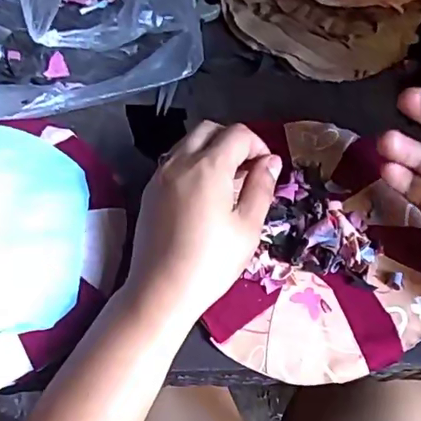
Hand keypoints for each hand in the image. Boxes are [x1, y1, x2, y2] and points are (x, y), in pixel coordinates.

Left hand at [128, 122, 281, 322]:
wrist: (161, 291)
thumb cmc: (212, 263)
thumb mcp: (248, 227)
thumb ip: (262, 187)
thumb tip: (271, 163)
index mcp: (209, 167)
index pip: (238, 134)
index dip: (259, 145)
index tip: (268, 168)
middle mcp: (180, 163)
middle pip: (210, 130)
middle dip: (234, 141)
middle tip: (250, 169)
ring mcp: (160, 177)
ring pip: (189, 143)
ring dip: (212, 150)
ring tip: (229, 182)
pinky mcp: (149, 193)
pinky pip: (174, 163)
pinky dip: (194, 164)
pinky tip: (205, 195)